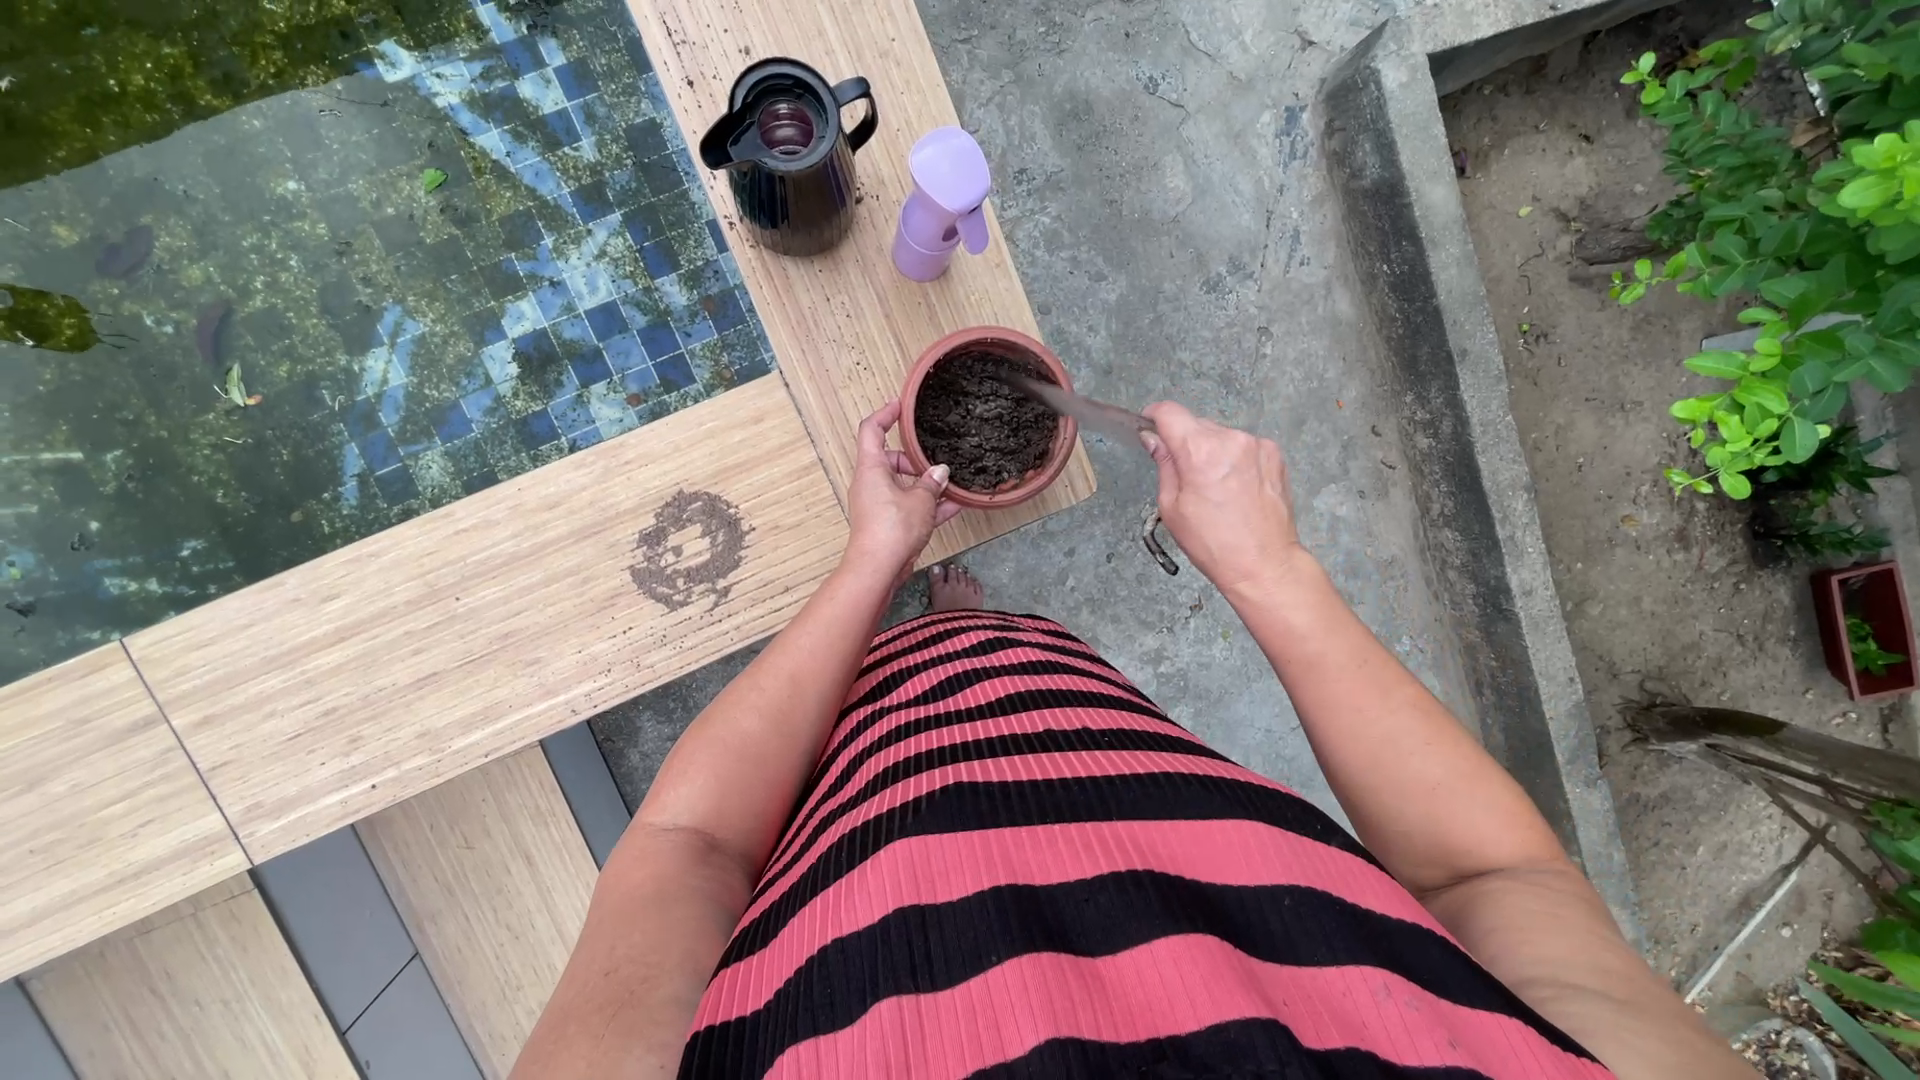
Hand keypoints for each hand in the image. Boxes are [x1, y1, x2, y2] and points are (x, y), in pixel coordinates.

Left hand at [845, 400, 961, 581]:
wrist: (878, 568)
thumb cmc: (891, 530)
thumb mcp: (921, 500)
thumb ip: (932, 482)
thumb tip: (940, 472)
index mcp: (871, 468)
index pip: (871, 430)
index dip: (885, 415)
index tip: (900, 407)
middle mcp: (870, 483)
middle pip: (891, 459)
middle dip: (916, 460)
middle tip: (936, 464)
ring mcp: (877, 504)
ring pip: (903, 485)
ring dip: (926, 486)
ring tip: (950, 486)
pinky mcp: (886, 523)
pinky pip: (908, 506)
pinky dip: (927, 506)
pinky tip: (952, 507)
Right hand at [1140, 401, 1311, 596]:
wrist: (1263, 563)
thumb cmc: (1215, 543)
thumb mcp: (1172, 507)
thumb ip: (1164, 464)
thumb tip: (1154, 440)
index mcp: (1200, 452)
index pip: (1170, 412)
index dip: (1154, 417)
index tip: (1150, 424)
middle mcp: (1231, 440)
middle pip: (1196, 424)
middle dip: (1185, 443)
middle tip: (1185, 476)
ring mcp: (1257, 445)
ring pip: (1221, 436)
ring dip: (1212, 452)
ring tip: (1215, 488)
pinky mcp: (1274, 455)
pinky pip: (1244, 446)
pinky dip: (1235, 459)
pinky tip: (1235, 488)